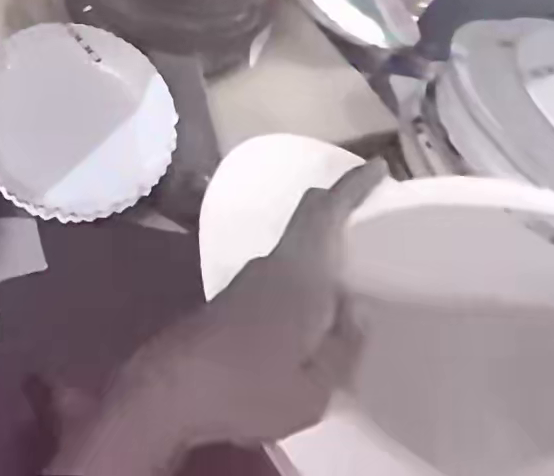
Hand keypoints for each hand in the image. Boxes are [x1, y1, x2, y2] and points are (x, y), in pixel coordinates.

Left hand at [53, 162, 384, 473]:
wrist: (176, 385)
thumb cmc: (251, 387)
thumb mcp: (315, 386)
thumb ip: (343, 343)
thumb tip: (360, 303)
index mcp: (298, 275)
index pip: (324, 213)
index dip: (351, 186)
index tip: (377, 166)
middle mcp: (274, 263)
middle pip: (308, 216)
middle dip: (339, 201)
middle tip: (376, 204)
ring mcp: (254, 276)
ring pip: (297, 242)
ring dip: (325, 235)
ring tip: (361, 253)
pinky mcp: (242, 293)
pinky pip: (287, 265)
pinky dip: (310, 263)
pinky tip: (324, 296)